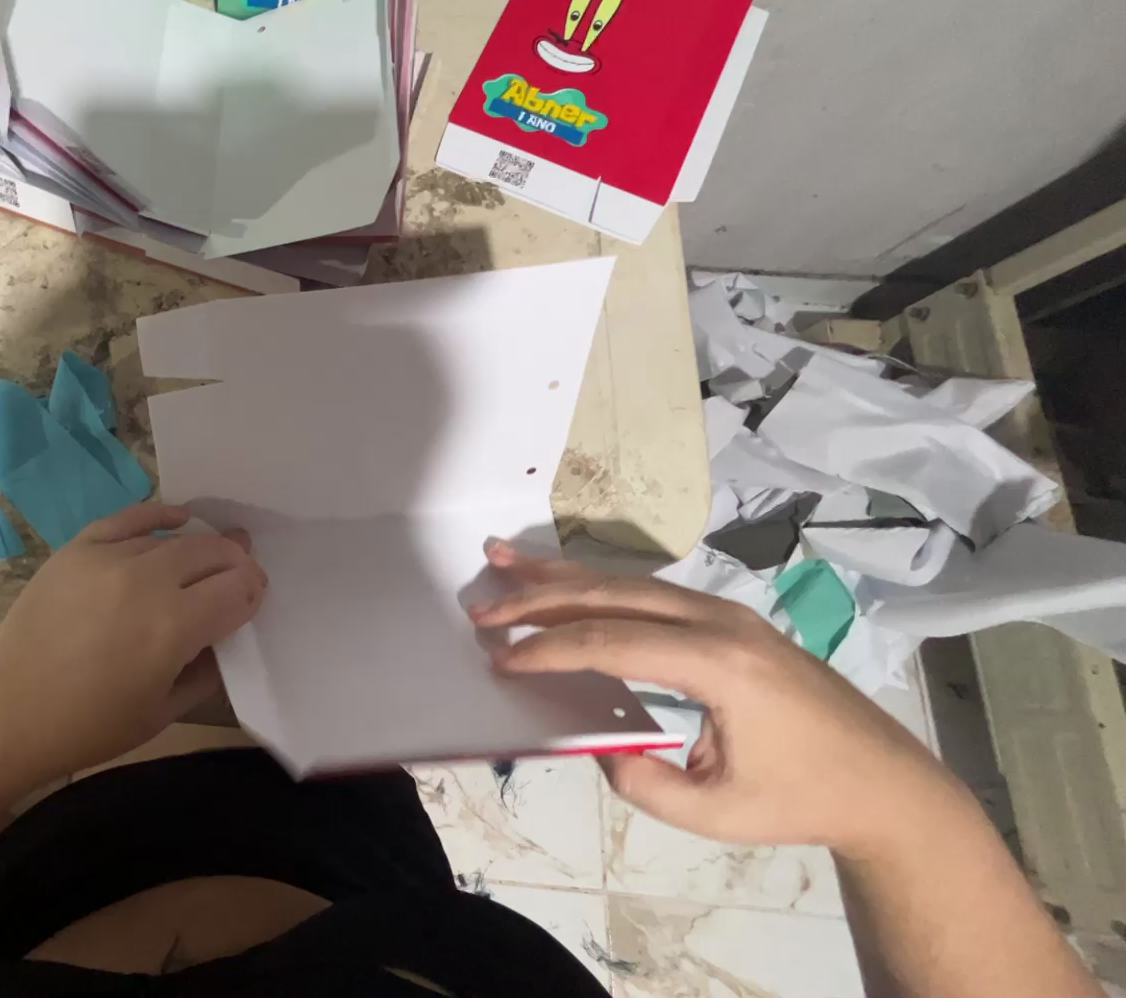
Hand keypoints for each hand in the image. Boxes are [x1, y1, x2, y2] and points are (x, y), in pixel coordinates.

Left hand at [0, 503, 267, 793]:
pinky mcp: (77, 549)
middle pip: (211, 554)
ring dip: (204, 546)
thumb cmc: (88, 727)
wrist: (6, 714)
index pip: (236, 590)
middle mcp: (145, 581)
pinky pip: (128, 519)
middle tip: (243, 576)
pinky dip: (159, 514)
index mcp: (173, 627)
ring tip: (215, 555)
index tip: (254, 601)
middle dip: (237, 563)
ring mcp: (108, 558)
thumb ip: (206, 666)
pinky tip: (179, 517)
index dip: (253, 592)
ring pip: (175, 538)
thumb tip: (227, 631)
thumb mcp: (163, 711)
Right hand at [471, 541, 966, 857]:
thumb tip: (592, 739)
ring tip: (500, 560)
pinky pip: (643, 588)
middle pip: (607, 597)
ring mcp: (722, 610)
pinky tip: (559, 578)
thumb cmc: (802, 800)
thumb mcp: (714, 811)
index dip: (547, 649)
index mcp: (718, 664)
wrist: (889, 784)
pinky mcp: (722, 614)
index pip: (609, 642)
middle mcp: (718, 620)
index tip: (500, 660)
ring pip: (623, 580)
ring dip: (557, 574)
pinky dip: (592, 582)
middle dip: (536, 601)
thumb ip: (640, 779)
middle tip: (482, 609)